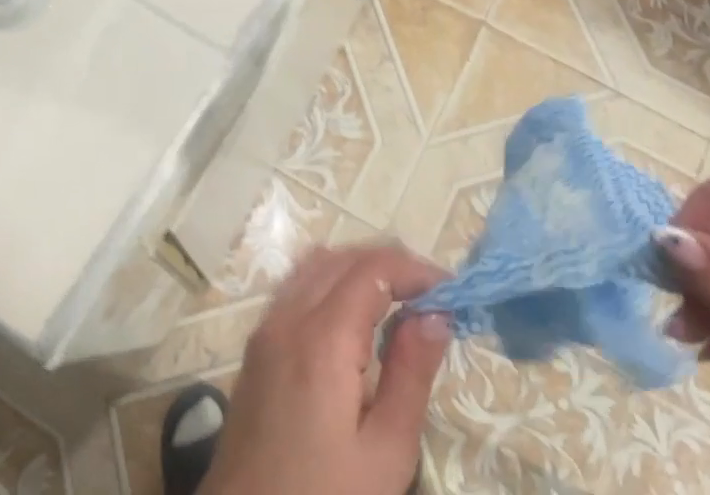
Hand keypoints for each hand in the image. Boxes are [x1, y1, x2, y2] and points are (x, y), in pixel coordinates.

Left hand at [201, 244, 451, 494]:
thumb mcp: (386, 451)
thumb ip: (411, 373)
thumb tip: (435, 314)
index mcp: (320, 340)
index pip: (372, 269)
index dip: (415, 269)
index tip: (453, 293)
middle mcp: (286, 320)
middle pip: (341, 258)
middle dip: (391, 265)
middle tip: (433, 297)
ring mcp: (264, 332)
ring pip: (313, 267)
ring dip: (358, 269)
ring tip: (400, 301)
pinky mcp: (255, 350)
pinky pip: (294, 290)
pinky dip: (330, 283)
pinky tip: (355, 318)